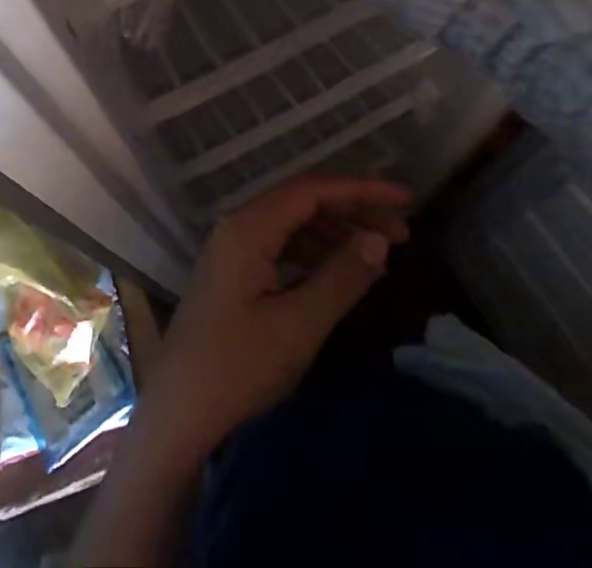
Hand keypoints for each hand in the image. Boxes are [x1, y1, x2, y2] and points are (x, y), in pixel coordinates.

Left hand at [140, 175, 410, 465]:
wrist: (184, 400)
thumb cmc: (240, 364)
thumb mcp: (300, 323)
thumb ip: (342, 277)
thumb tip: (379, 238)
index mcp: (246, 229)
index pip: (308, 190)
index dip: (359, 189)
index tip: (408, 199)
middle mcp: (234, 228)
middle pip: (298, 200)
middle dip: (351, 209)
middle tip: (403, 233)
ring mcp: (230, 249)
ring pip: (289, 222)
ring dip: (334, 230)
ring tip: (380, 253)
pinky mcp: (231, 271)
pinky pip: (278, 245)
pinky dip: (313, 251)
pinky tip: (341, 270)